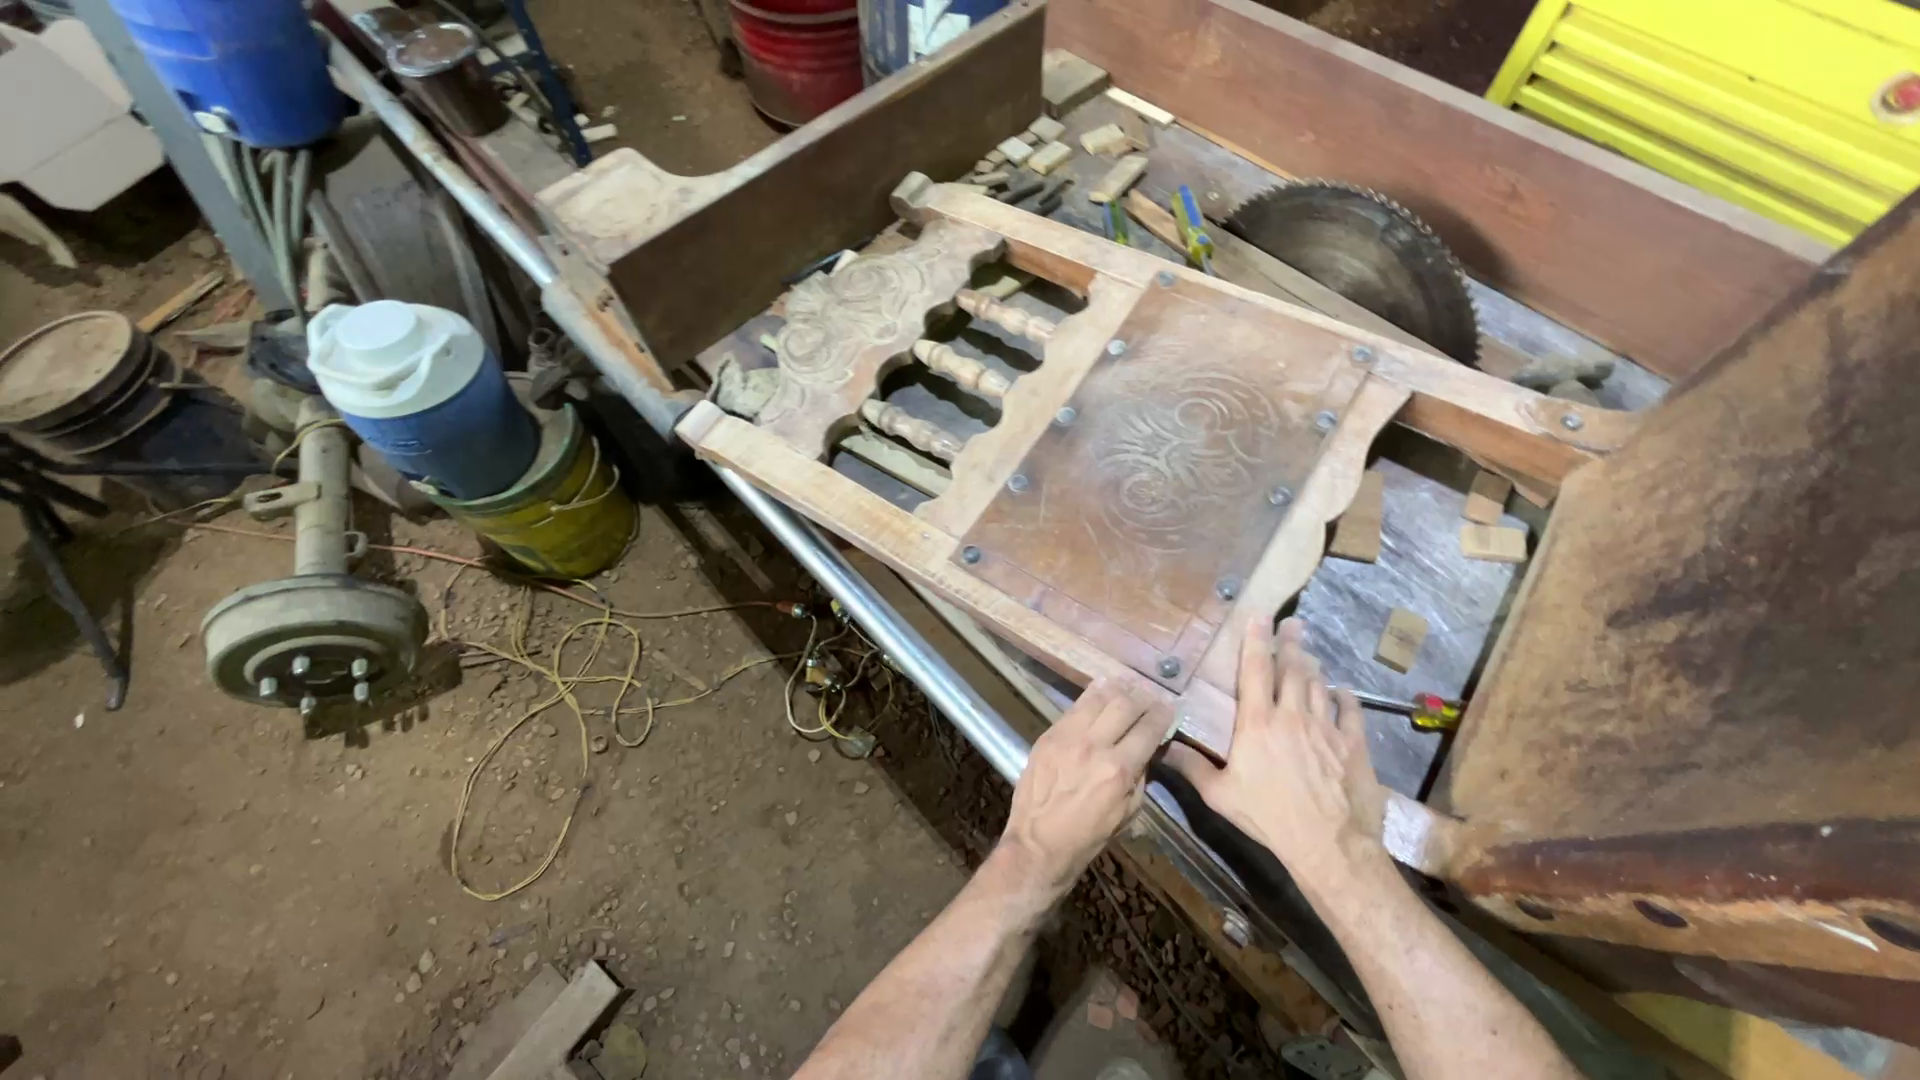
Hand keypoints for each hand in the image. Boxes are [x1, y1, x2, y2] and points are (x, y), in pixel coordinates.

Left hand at [996, 681, 1160, 904]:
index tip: (1170, 708)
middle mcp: (1094, 746)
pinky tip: (1101, 690)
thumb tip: (1147, 750)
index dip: (1163, 715)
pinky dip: (1091, 696)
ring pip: (1098, 698)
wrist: (1038, 843)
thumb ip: (1140, 777)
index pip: (1148, 729)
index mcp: (1118, 770)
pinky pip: (1074, 707)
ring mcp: (1067, 737)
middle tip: (1151, 696)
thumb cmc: (1088, 836)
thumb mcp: (1128, 813)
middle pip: (1125, 705)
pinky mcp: (1048, 735)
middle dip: (1143, 697)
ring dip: (1117, 689)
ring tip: (1128, 686)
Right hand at [1166, 617, 1387, 899]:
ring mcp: (1326, 728)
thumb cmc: (1269, 818)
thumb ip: (1192, 767)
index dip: (1255, 641)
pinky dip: (1345, 696)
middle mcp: (1291, 716)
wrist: (1329, 844)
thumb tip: (1162, 745)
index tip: (1259, 617)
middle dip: (1291, 644)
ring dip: (1313, 666)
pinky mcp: (1353, 745)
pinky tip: (1342, 689)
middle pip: (1292, 670)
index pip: (1254, 672)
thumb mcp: (1219, 795)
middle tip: (1293, 623)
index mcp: (1257, 724)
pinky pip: (1351, 711)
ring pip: (1318, 685)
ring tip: (1309, 651)